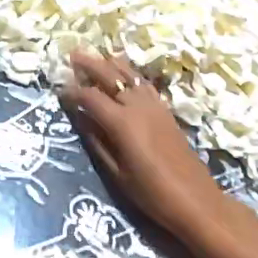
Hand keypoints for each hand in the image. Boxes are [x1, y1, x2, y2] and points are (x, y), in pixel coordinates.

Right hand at [60, 51, 236, 234]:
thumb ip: (97, 141)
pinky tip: (125, 76)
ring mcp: (154, 106)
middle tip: (72, 56)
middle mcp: (137, 106)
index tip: (60, 92)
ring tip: (96, 57)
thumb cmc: (152, 193)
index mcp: (122, 122)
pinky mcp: (166, 111)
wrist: (197, 201)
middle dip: (89, 64)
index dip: (73, 92)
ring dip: (110, 64)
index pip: (90, 96)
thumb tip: (80, 119)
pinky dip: (130, 74)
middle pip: (110, 75)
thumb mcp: (117, 173)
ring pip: (130, 74)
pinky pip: (144, 84)